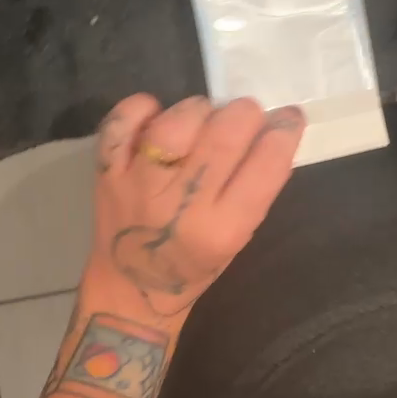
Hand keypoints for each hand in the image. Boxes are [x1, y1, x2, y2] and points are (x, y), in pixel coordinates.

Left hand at [85, 95, 304, 320]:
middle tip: (246, 114)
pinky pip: (120, 125)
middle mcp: (181, 206)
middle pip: (223, 137)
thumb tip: (275, 129)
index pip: (266, 168)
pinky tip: (156, 113)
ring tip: (204, 115)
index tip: (288, 118)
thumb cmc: (194, 264)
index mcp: (223, 230)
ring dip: (198, 109)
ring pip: (173, 125)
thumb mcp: (239, 237)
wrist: (130, 289)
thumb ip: (256, 188)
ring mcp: (139, 187)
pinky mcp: (107, 173)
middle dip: (245, 113)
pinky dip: (140, 108)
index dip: (284, 132)